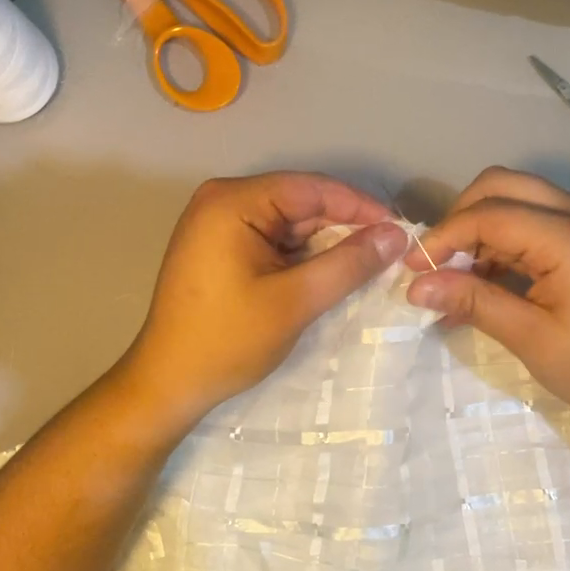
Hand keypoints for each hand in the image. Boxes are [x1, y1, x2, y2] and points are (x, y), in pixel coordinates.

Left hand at [119, 172, 407, 423]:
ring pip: (290, 225)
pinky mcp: (221, 250)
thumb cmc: (228, 340)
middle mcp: (223, 202)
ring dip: (327, 245)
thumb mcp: (295, 301)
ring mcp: (218, 225)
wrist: (168, 382)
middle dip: (345, 227)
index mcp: (234, 202)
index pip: (311, 188)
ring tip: (370, 268)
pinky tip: (332, 276)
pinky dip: (303, 258)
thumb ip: (348, 264)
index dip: (360, 207)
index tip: (401, 232)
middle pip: (300, 203)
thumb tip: (397, 235)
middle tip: (390, 254)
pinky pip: (274, 242)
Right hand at [406, 168, 569, 439]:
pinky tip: (483, 285)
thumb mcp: (529, 338)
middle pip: (502, 186)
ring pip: (517, 199)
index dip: (444, 237)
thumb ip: (473, 302)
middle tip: (436, 266)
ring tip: (457, 282)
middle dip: (460, 220)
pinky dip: (503, 243)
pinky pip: (535, 221)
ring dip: (481, 231)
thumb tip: (415, 287)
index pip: (490, 214)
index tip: (413, 269)